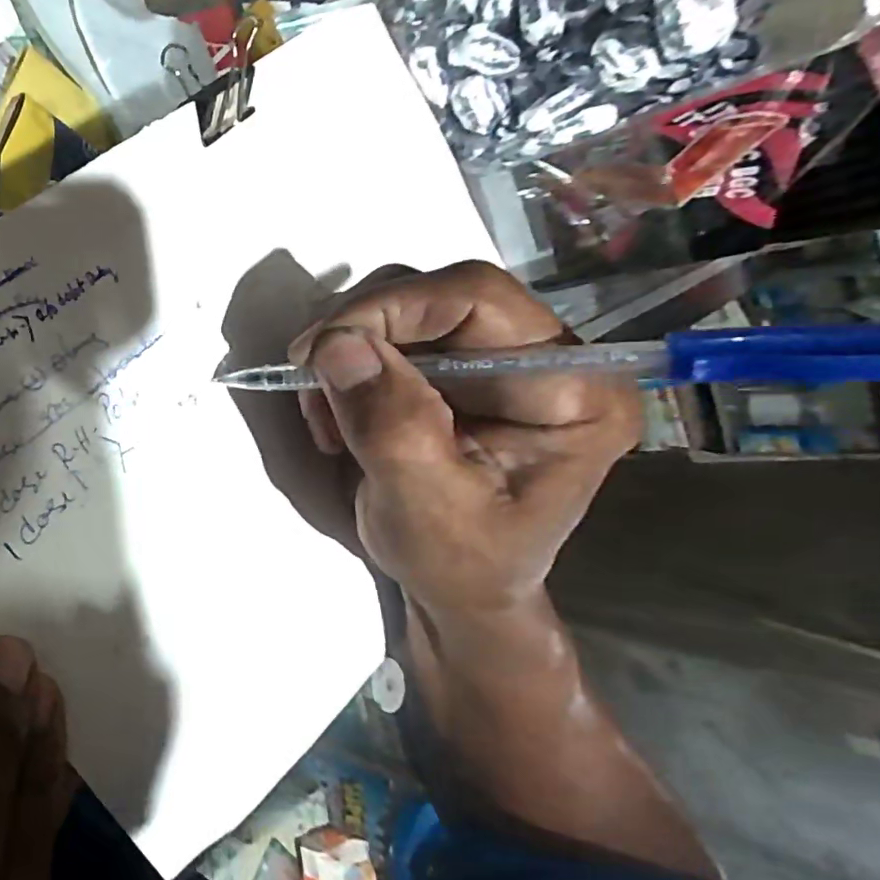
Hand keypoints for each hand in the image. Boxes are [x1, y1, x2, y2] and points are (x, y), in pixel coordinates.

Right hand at [286, 261, 640, 612]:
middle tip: (309, 384)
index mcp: (570, 389)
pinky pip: (383, 332)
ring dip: (343, 351)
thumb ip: (390, 424)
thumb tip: (336, 345)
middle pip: (433, 294)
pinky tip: (336, 411)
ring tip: (327, 414)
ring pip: (400, 305)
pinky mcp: (452, 366)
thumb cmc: (457, 560)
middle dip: (356, 333)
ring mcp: (493, 358)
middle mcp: (539, 357)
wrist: (457, 586)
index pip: (477, 299)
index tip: (320, 354)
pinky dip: (342, 363)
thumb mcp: (423, 503)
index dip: (390, 309)